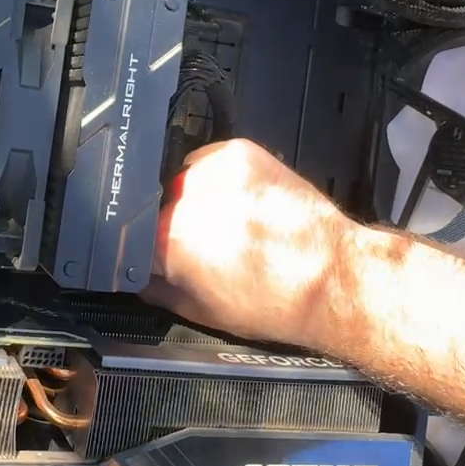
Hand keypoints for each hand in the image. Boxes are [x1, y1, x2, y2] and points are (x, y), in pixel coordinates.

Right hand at [143, 139, 363, 352]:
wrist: (329, 277)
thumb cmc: (275, 302)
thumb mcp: (201, 312)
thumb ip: (157, 290)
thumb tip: (138, 277)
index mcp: (168, 239)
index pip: (134, 237)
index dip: (147, 251)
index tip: (160, 258)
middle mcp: (186, 198)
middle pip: (157, 204)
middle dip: (172, 223)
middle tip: (203, 244)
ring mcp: (214, 170)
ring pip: (182, 180)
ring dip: (193, 197)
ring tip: (227, 221)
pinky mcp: (239, 152)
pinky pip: (209, 160)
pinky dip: (217, 177)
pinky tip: (240, 202)